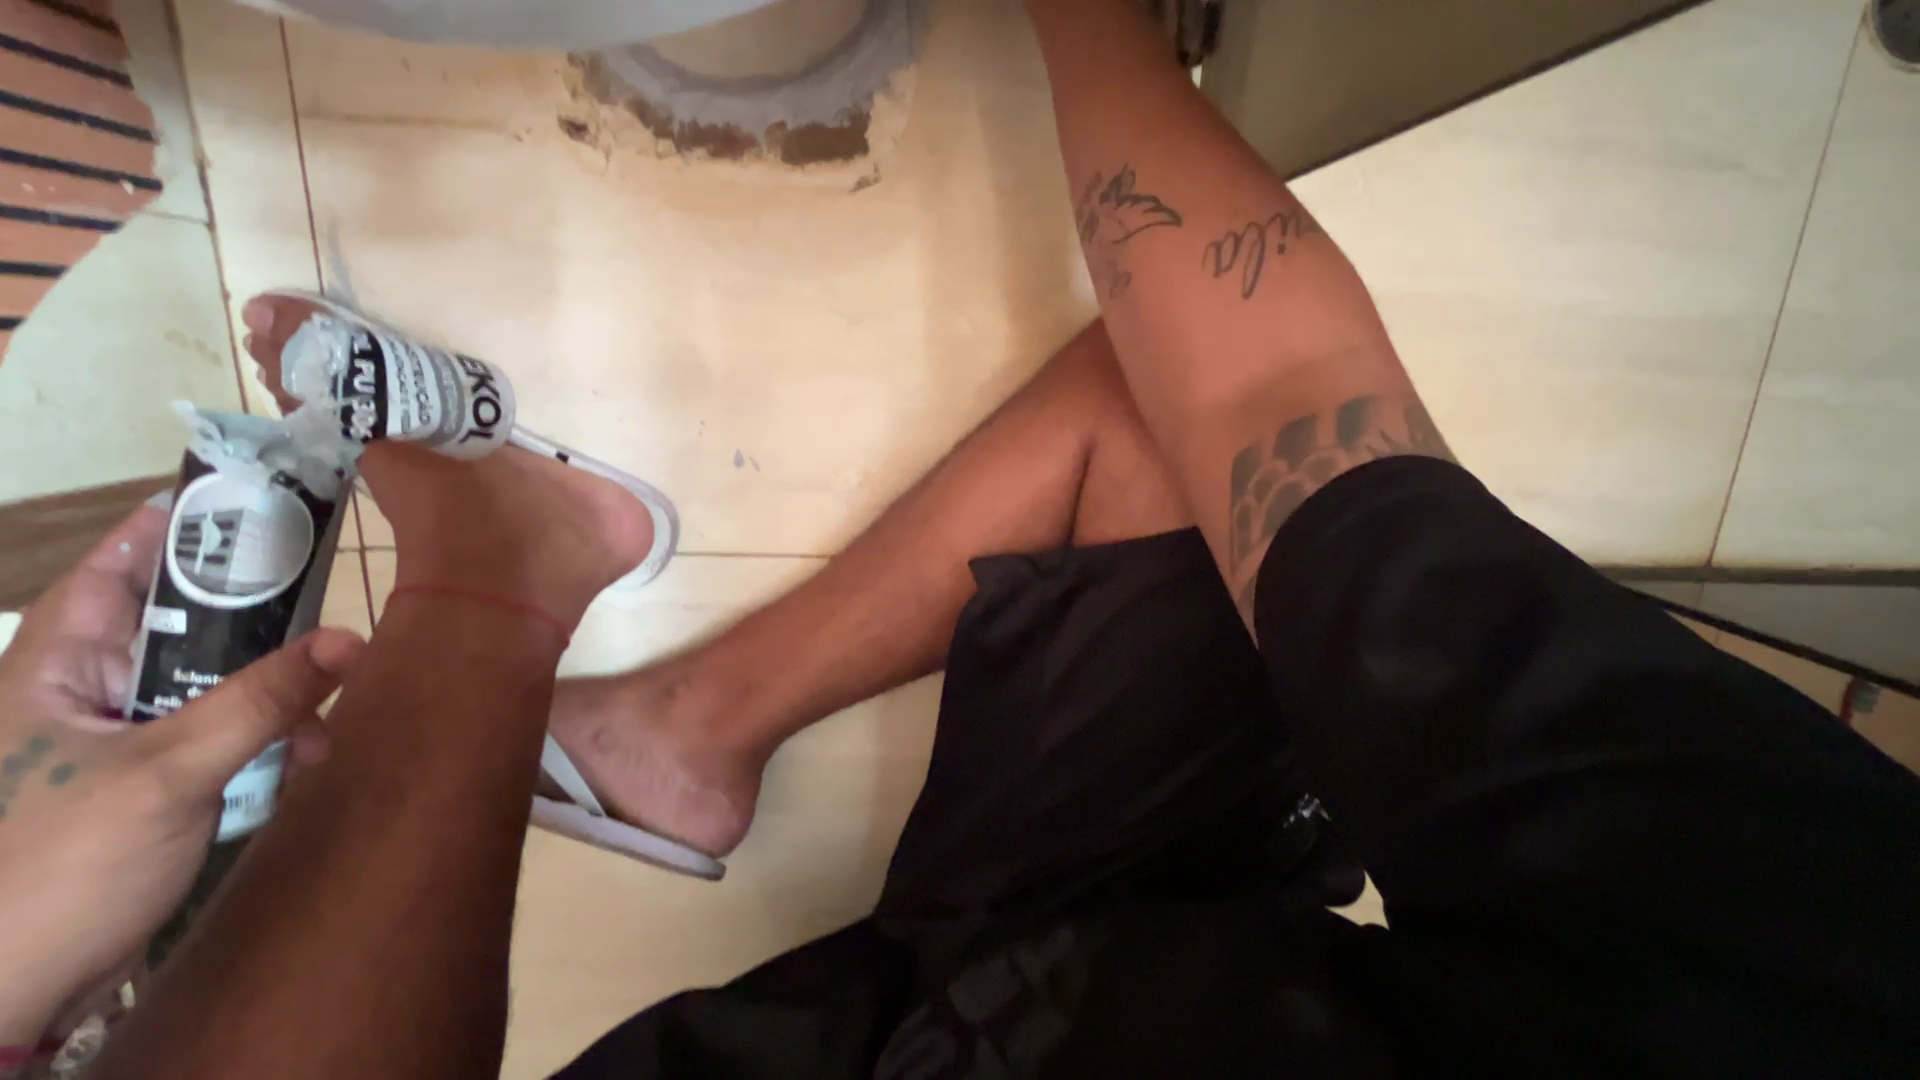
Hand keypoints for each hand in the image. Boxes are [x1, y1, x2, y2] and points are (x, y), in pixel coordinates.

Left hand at [0, 502, 363, 1044]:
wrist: (13, 992)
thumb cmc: (56, 865)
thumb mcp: (169, 771)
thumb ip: (261, 701)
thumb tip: (352, 641)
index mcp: (53, 672)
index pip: (108, 573)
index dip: (168, 529)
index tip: (243, 500)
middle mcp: (83, 694)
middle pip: (175, 624)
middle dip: (251, 614)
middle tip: (319, 589)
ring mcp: (117, 741)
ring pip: (208, 680)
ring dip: (269, 684)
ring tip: (325, 693)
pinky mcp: (149, 783)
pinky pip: (219, 732)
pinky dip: (265, 734)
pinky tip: (304, 753)